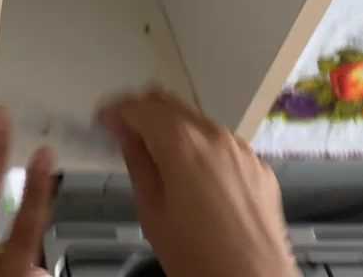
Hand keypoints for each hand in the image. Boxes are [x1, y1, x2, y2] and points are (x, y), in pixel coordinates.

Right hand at [100, 89, 293, 276]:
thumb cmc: (197, 260)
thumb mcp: (151, 212)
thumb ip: (136, 162)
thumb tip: (125, 135)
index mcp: (182, 144)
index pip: (138, 107)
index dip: (115, 111)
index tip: (103, 123)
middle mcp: (213, 136)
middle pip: (166, 101)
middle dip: (140, 111)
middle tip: (124, 133)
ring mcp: (240, 149)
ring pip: (194, 120)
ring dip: (171, 128)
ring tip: (159, 158)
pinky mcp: (259, 167)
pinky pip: (221, 143)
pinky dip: (200, 148)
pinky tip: (196, 178)